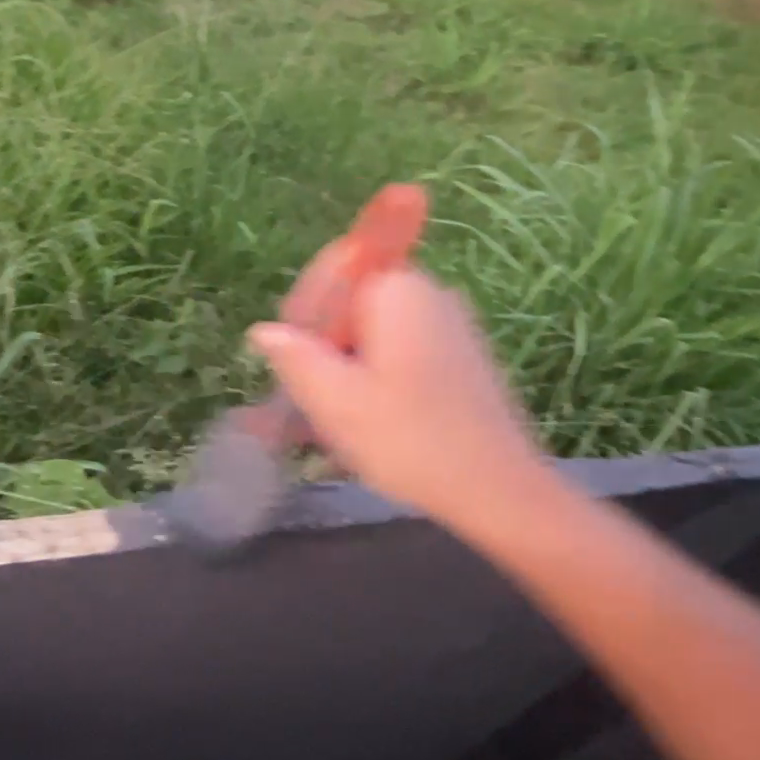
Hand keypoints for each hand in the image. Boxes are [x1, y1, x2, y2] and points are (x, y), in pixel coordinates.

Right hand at [247, 268, 546, 521]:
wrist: (495, 489)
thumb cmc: (409, 441)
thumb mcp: (336, 401)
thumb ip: (295, 357)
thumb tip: (264, 331)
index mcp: (396, 290)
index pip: (332, 270)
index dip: (301, 314)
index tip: (288, 366)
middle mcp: (428, 295)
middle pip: (351, 307)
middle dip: (318, 351)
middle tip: (296, 405)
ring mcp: (447, 329)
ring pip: (371, 340)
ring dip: (338, 376)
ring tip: (315, 429)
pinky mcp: (457, 363)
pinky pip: (396, 361)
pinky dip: (369, 387)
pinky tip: (354, 431)